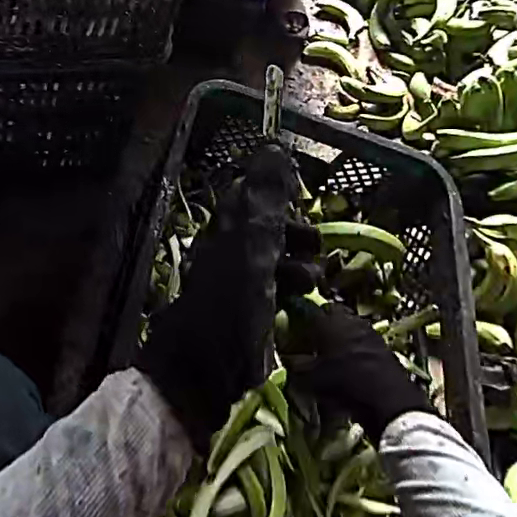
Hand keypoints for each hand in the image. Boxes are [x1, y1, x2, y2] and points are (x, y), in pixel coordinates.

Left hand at [137, 144, 295, 444]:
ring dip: (299, 265)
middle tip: (311, 249)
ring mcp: (240, 277)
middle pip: (274, 225)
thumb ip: (265, 197)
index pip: (259, 191)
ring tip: (308, 282)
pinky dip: (292, 290)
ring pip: (279, 257)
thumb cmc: (229, 304)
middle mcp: (232, 245)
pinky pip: (278, 286)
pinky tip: (300, 303)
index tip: (304, 202)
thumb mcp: (252, 244)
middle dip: (298, 235)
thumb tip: (273, 145)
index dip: (284, 194)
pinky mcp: (249, 306)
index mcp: (230, 224)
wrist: (204, 371)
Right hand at [283, 301, 432, 437]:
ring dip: (340, 335)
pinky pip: (361, 339)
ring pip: (348, 325)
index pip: (309, 310)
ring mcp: (368, 330)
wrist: (388, 400)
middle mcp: (349, 319)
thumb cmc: (344, 383)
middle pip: (331, 314)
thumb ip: (295, 364)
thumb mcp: (310, 379)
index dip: (301, 321)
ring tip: (332, 354)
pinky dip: (354, 346)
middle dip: (321, 325)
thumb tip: (286, 357)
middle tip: (313, 342)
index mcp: (328, 320)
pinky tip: (350, 364)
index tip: (295, 333)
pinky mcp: (382, 344)